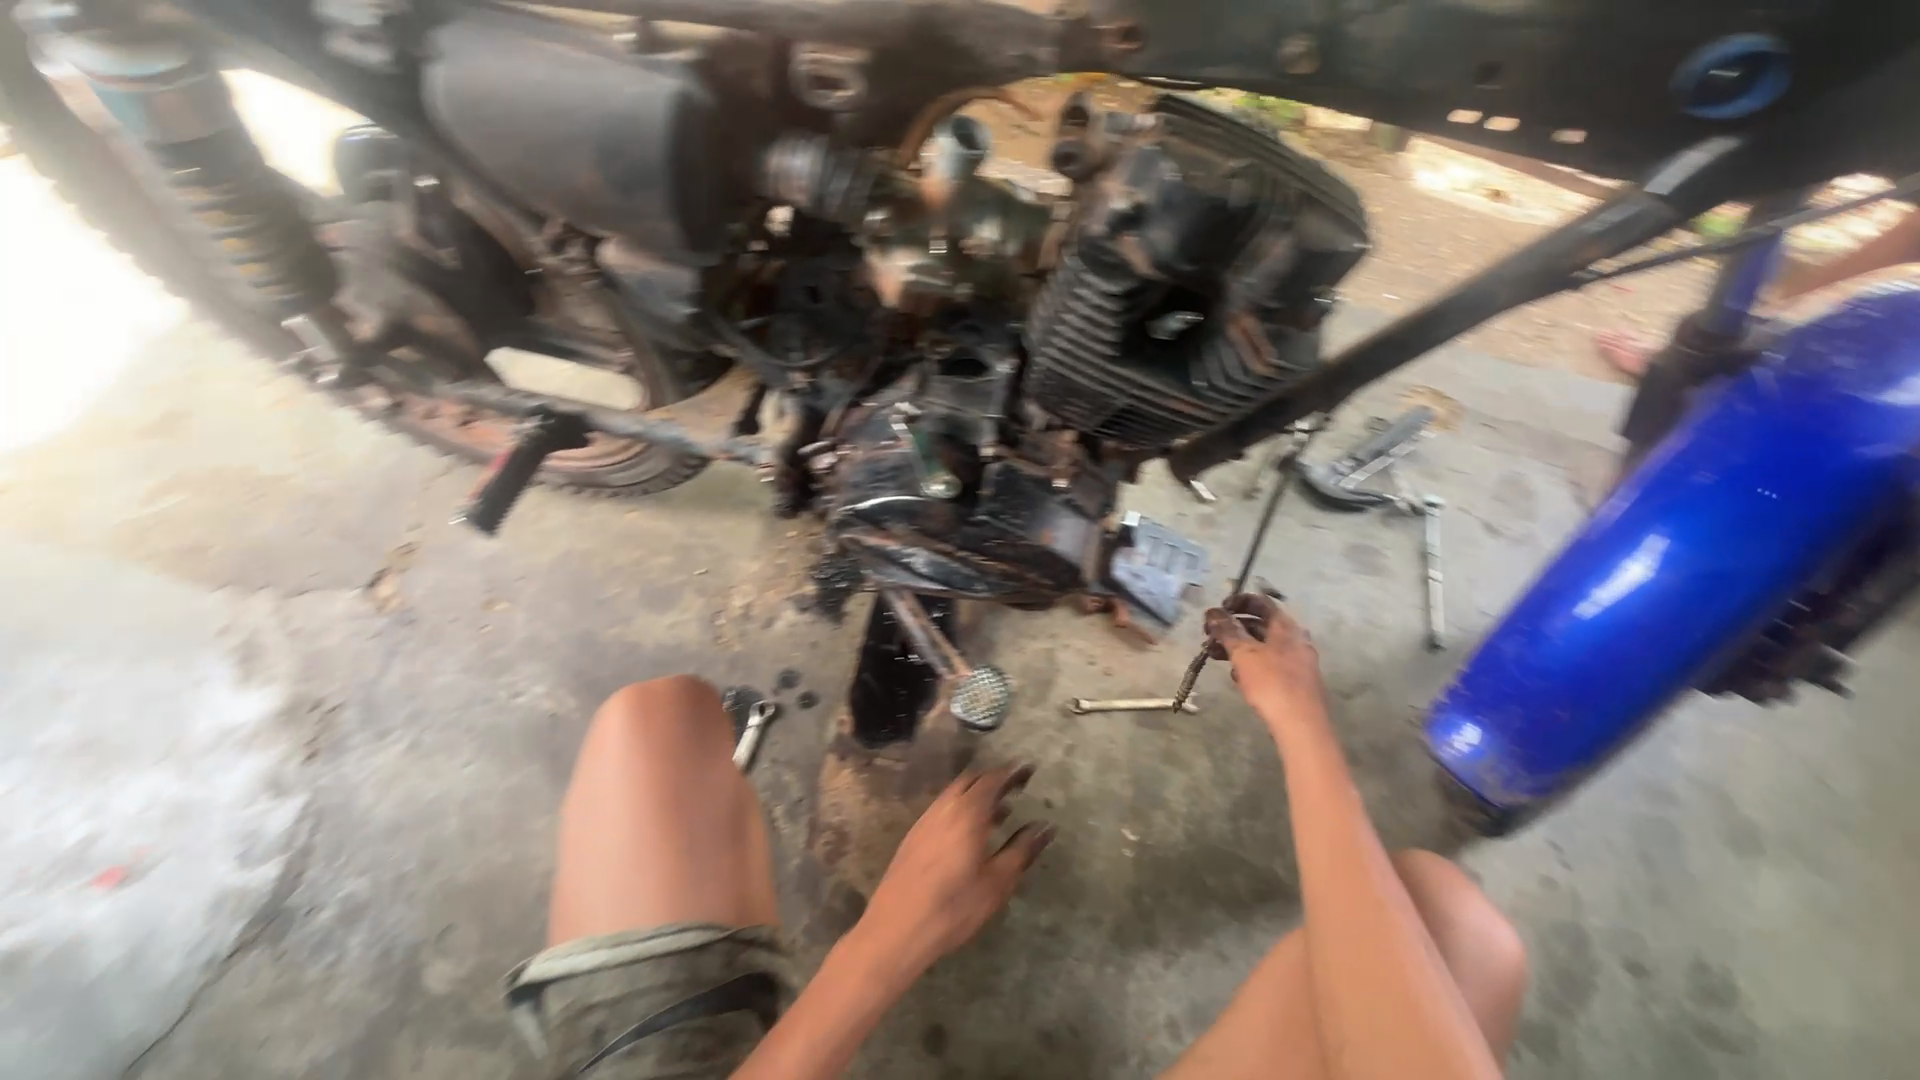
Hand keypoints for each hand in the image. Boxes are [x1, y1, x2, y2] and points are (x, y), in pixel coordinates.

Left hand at [855, 764, 1054, 974]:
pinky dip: (961, 809)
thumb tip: (1046, 826)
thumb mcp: (998, 882)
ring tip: (1001, 813)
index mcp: (967, 812)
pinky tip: (970, 834)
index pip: (992, 779)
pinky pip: (942, 810)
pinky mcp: (913, 837)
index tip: (1029, 770)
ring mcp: (924, 821)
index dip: (1012, 772)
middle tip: (1016, 789)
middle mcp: (943, 808)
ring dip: (977, 796)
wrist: (896, 930)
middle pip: (971, 781)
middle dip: (994, 780)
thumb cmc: (954, 907)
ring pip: (954, 795)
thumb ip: (1022, 849)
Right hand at [1204, 593, 1327, 726]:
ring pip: (1261, 645)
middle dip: (1231, 628)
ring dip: (1237, 647)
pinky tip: (1237, 677)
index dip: (1237, 602)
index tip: (1216, 611)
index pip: (1261, 602)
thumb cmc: (1271, 682)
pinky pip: (1268, 664)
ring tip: (1214, 656)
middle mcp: (1294, 639)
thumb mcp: (1244, 653)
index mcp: (1286, 626)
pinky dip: (1250, 663)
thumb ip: (1227, 630)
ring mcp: (1296, 660)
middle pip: (1260, 624)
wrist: (1301, 724)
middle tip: (1209, 636)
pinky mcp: (1293, 680)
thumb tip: (1213, 612)